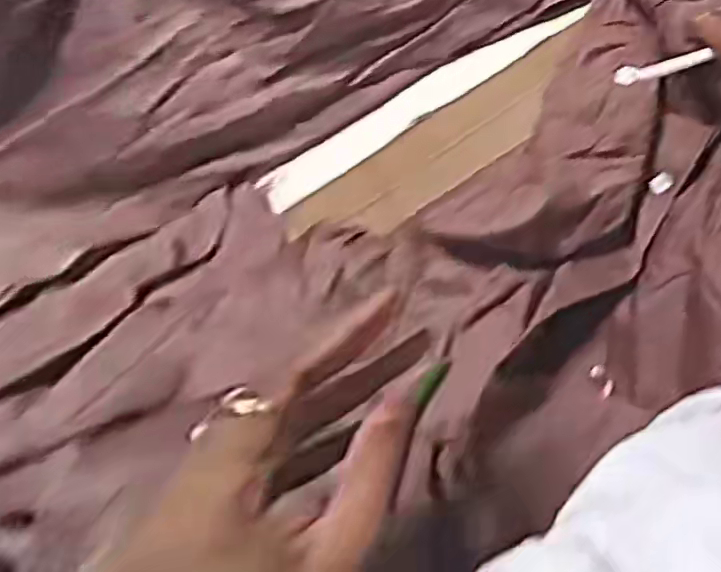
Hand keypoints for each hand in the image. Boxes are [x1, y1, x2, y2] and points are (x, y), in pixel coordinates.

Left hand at [94, 291, 441, 571]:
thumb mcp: (337, 545)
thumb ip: (374, 464)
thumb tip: (411, 388)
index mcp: (215, 483)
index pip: (282, 384)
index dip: (341, 336)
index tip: (394, 299)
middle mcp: (191, 483)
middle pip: (276, 403)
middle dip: (351, 362)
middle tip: (411, 328)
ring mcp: (185, 507)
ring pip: (268, 432)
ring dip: (338, 397)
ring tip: (401, 367)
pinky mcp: (190, 528)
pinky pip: (258, 460)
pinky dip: (313, 434)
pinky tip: (356, 426)